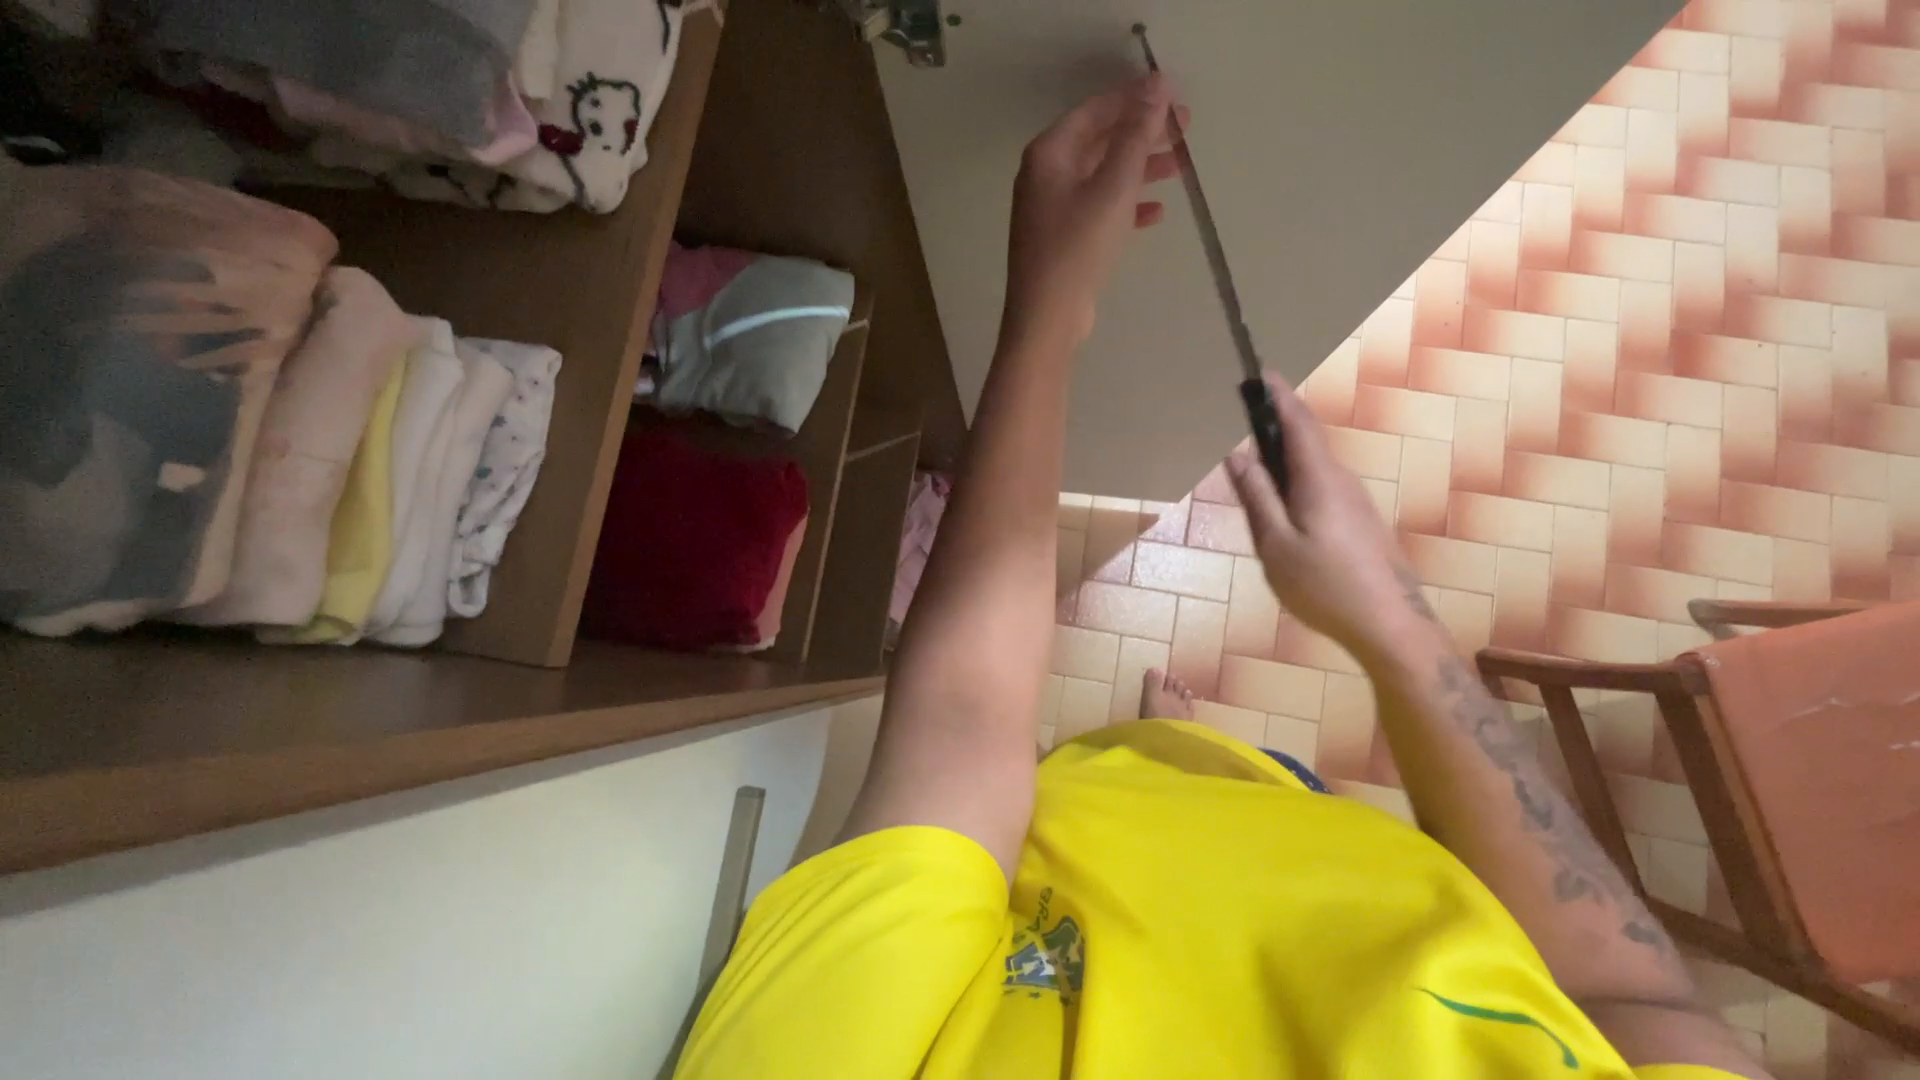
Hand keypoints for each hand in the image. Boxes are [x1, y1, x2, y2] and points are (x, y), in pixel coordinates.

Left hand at [1004, 73, 1179, 343]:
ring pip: (1102, 176)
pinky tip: (1156, 213)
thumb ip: (1136, 134)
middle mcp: (1045, 175)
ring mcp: (1051, 209)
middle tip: (1185, 129)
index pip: (1097, 110)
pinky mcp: (1062, 239)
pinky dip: (1126, 205)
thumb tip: (1157, 83)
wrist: (1046, 318)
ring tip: (1180, 167)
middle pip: (1099, 141)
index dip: (1137, 100)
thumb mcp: (1113, 187)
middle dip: (1142, 134)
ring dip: (1139, 169)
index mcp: (1049, 153)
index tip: (1177, 98)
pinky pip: (1098, 209)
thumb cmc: (1078, 247)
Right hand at [1225, 375, 1438, 664]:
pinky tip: (1279, 500)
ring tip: (1251, 457)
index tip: (1260, 371)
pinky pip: (1320, 485)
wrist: (1388, 623)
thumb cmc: (1323, 585)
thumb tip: (1238, 455)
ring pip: (1313, 465)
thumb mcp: (1275, 545)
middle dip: (1278, 419)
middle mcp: (1341, 480)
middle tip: (1245, 410)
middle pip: (1307, 439)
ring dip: (1284, 453)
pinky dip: (1295, 477)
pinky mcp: (1358, 520)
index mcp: (1318, 479)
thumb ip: (1257, 497)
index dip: (1278, 394)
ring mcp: (1354, 501)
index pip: (1298, 422)